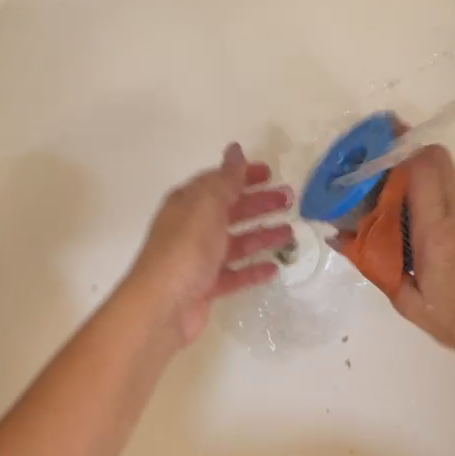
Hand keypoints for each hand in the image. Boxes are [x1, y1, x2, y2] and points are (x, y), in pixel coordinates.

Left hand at [122, 143, 293, 345]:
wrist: (163, 305)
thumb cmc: (185, 250)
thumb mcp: (206, 206)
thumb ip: (225, 180)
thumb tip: (235, 150)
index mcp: (188, 204)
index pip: (218, 182)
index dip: (243, 176)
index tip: (270, 173)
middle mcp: (192, 228)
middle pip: (230, 211)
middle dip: (259, 204)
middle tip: (289, 201)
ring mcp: (199, 260)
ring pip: (236, 243)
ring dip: (262, 236)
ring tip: (290, 234)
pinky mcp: (207, 287)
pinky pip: (235, 274)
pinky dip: (254, 270)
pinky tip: (274, 268)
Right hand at [388, 146, 454, 373]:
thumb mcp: (407, 301)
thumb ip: (374, 265)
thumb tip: (339, 238)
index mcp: (438, 232)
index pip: (422, 169)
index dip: (397, 152)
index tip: (371, 155)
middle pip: (436, 158)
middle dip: (406, 152)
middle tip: (379, 167)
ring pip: (445, 174)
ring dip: (417, 173)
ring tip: (390, 193)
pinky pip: (452, 193)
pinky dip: (430, 193)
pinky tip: (411, 216)